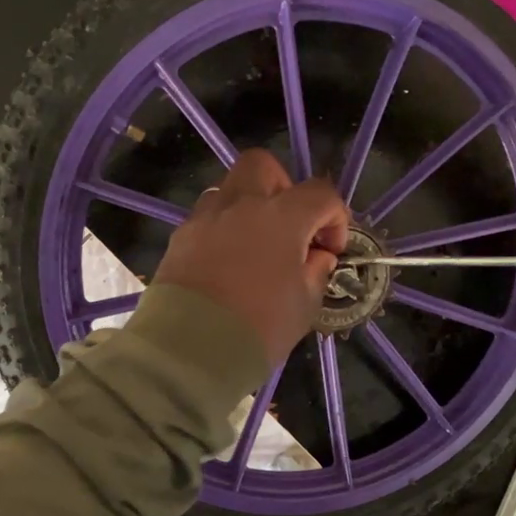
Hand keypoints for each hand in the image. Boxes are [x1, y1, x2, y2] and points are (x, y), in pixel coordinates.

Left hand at [154, 150, 348, 368]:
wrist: (190, 349)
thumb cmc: (259, 327)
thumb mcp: (305, 305)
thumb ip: (316, 271)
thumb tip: (316, 256)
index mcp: (282, 217)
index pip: (320, 194)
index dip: (335, 218)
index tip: (331, 251)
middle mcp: (242, 205)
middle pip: (264, 166)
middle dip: (283, 188)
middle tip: (290, 226)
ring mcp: (206, 218)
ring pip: (230, 188)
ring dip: (249, 207)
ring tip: (257, 246)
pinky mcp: (180, 237)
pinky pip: (207, 218)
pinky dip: (223, 229)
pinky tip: (228, 263)